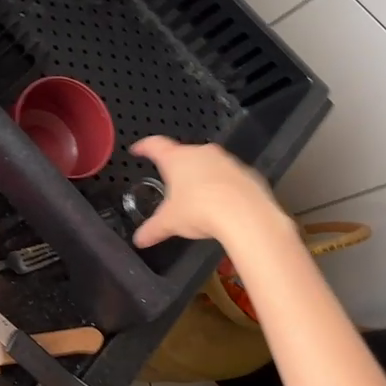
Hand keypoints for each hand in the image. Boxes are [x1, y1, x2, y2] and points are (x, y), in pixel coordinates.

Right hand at [127, 136, 289, 248]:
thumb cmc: (200, 210)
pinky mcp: (246, 173)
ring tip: (197, 195)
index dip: (144, 147)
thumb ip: (153, 229)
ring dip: (202, 175)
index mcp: (176, 159)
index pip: (155, 146)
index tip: (139, 149)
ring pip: (208, 164)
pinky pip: (229, 176)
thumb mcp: (170, 223)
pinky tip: (221, 203)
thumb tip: (140, 239)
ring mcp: (226, 161)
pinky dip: (223, 186)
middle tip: (171, 180)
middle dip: (177, 166)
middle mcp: (201, 153)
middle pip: (184, 154)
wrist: (246, 216)